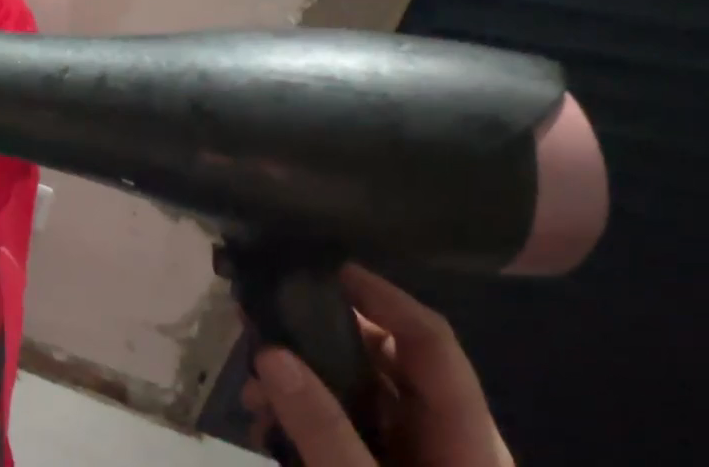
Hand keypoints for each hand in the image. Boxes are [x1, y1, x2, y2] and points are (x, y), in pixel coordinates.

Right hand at [244, 266, 512, 466]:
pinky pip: (341, 425)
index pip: (430, 342)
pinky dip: (300, 413)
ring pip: (355, 391)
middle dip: (315, 336)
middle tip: (255, 319)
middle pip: (385, 359)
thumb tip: (270, 351)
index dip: (382, 296)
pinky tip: (261, 423)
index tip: (322, 266)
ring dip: (297, 378)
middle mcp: (445, 439)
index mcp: (466, 439)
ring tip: (249, 392)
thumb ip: (322, 429)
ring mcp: (413, 459)